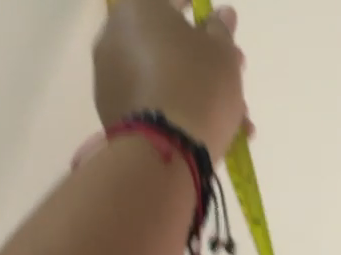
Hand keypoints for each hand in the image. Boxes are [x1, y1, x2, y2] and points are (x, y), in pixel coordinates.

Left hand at [94, 0, 247, 153]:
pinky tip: (206, 131)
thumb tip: (220, 17)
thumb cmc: (198, 88)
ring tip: (230, 116)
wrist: (165, 153)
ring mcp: (108, 79)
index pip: (172, 0)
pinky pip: (149, 103)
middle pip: (165, 43)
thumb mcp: (223, 53)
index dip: (199, 12)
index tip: (217, 27)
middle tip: (232, 75)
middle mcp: (114, 37)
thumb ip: (221, 30)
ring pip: (160, 78)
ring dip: (194, 91)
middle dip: (201, 59)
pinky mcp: (111, 116)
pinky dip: (175, 111)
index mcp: (138, 8)